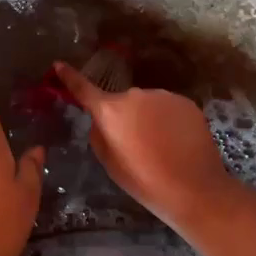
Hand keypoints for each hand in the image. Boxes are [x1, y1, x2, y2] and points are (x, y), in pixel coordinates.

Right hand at [53, 60, 235, 227]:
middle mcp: (134, 95)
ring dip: (149, 118)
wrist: (196, 191)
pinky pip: (169, 108)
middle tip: (138, 144)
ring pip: (148, 104)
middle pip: (122, 102)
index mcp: (111, 110)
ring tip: (163, 147)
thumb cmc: (146, 182)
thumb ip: (99, 135)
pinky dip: (170, 121)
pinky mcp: (185, 102)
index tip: (58, 64)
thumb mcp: (111, 164)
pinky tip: (179, 143)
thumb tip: (101, 121)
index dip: (69, 76)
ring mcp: (162, 96)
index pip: (83, 88)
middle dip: (126, 117)